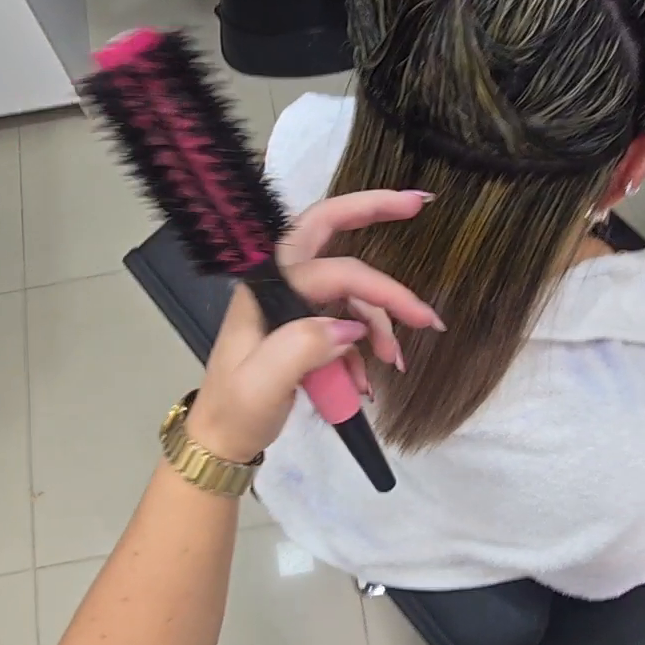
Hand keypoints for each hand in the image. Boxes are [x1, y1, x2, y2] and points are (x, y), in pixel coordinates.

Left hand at [184, 190, 441, 462]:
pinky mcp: (303, 328)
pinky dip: (365, 348)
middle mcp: (280, 286)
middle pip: (328, 232)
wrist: (222, 440)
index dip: (381, 288)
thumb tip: (350, 328)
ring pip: (349, 291)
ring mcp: (293, 305)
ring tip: (393, 363)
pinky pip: (346, 323)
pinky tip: (366, 381)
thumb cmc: (236, 411)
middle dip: (372, 212)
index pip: (335, 273)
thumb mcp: (262, 385)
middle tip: (418, 203)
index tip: (422, 315)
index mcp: (266, 291)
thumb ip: (303, 348)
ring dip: (379, 322)